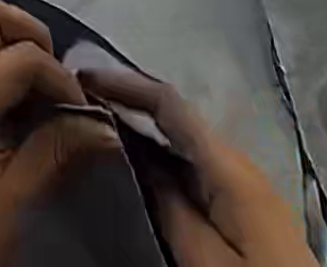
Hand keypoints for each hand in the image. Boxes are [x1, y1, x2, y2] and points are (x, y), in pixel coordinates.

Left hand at [0, 0, 118, 266]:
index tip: (79, 109)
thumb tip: (101, 123)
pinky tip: (11, 79)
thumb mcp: (12, 197)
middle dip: (30, 33)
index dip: (60, 79)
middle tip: (52, 72)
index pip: (23, 57)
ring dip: (8, 31)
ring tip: (34, 69)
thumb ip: (56, 148)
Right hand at [81, 69, 315, 266]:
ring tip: (100, 128)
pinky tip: (138, 168)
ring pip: (183, 143)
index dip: (128, 85)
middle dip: (132, 105)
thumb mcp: (207, 264)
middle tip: (84, 104)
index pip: (171, 105)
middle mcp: (235, 160)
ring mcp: (241, 181)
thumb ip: (173, 211)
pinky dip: (161, 158)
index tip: (87, 77)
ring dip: (144, 132)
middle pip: (177, 119)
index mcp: (227, 164)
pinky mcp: (242, 203)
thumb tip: (140, 161)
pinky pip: (192, 168)